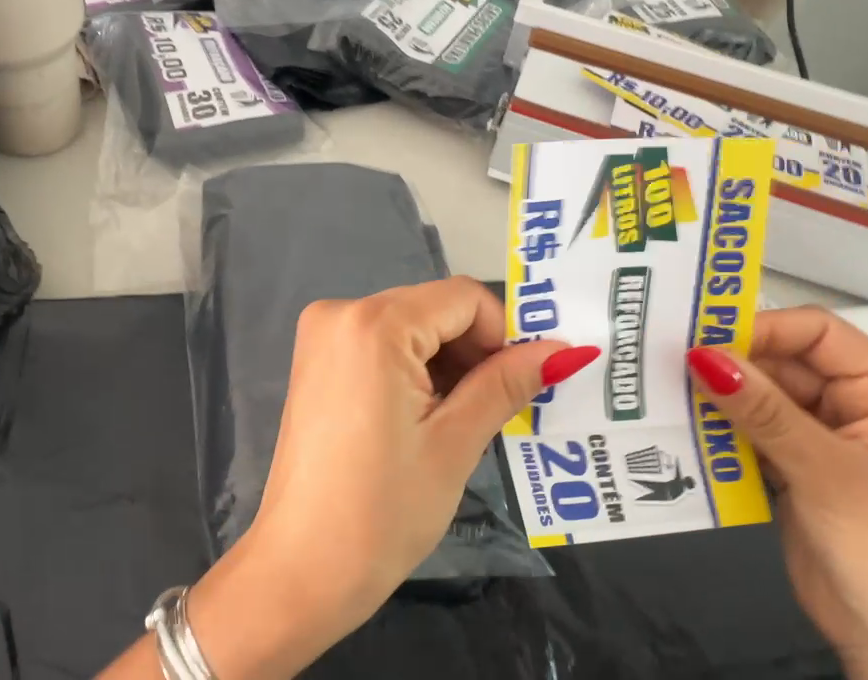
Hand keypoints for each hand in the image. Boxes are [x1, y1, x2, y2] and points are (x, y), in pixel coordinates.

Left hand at [120, 277, 598, 679]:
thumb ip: (506, 383)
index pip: (463, 298)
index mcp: (374, 323)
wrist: (301, 569)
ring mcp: (321, 335)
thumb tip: (566, 348)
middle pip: (434, 309)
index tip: (517, 387)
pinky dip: (412, 369)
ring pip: (410, 326)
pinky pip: (380, 343)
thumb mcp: (455, 443)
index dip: (502, 336)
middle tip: (493, 412)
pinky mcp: (315, 360)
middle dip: (473, 352)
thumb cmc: (383, 511)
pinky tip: (423, 418)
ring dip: (445, 363)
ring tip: (456, 424)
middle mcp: (340, 311)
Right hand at [687, 308, 867, 679]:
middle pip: (788, 364)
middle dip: (733, 365)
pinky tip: (684, 428)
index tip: (700, 338)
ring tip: (665, 392)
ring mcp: (831, 444)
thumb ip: (761, 410)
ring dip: (723, 400)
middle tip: (666, 363)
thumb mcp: (826, 472)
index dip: (762, 329)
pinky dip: (724, 433)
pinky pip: (757, 436)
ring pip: (766, 400)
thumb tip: (699, 353)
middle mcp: (863, 409)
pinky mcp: (803, 474)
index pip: (820, 334)